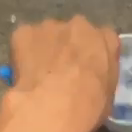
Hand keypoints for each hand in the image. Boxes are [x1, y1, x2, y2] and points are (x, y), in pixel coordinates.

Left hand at [0, 17, 119, 131]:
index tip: (87, 70)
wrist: (54, 106)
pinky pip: (24, 39)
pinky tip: (23, 73)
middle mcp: (80, 25)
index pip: (104, 39)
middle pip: (74, 32)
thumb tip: (90, 77)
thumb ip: (101, 76)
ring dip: (45, 48)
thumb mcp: (108, 95)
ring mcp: (50, 26)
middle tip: (61, 72)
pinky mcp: (24, 32)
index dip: (93, 55)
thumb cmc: (88, 106)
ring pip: (47, 34)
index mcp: (106, 39)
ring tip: (39, 74)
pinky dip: (22, 52)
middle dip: (68, 47)